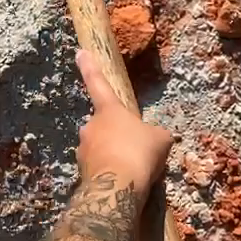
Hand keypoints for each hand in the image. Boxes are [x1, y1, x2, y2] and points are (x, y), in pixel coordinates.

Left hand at [73, 49, 172, 201]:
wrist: (118, 188)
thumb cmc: (140, 153)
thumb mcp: (160, 139)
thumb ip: (154, 134)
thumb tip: (154, 137)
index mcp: (109, 111)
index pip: (98, 84)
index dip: (90, 67)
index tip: (80, 52)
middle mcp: (91, 127)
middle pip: (103, 126)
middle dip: (116, 134)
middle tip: (135, 149)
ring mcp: (83, 150)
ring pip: (100, 148)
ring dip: (113, 155)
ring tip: (133, 170)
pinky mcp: (82, 172)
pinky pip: (99, 168)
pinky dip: (110, 172)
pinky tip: (125, 183)